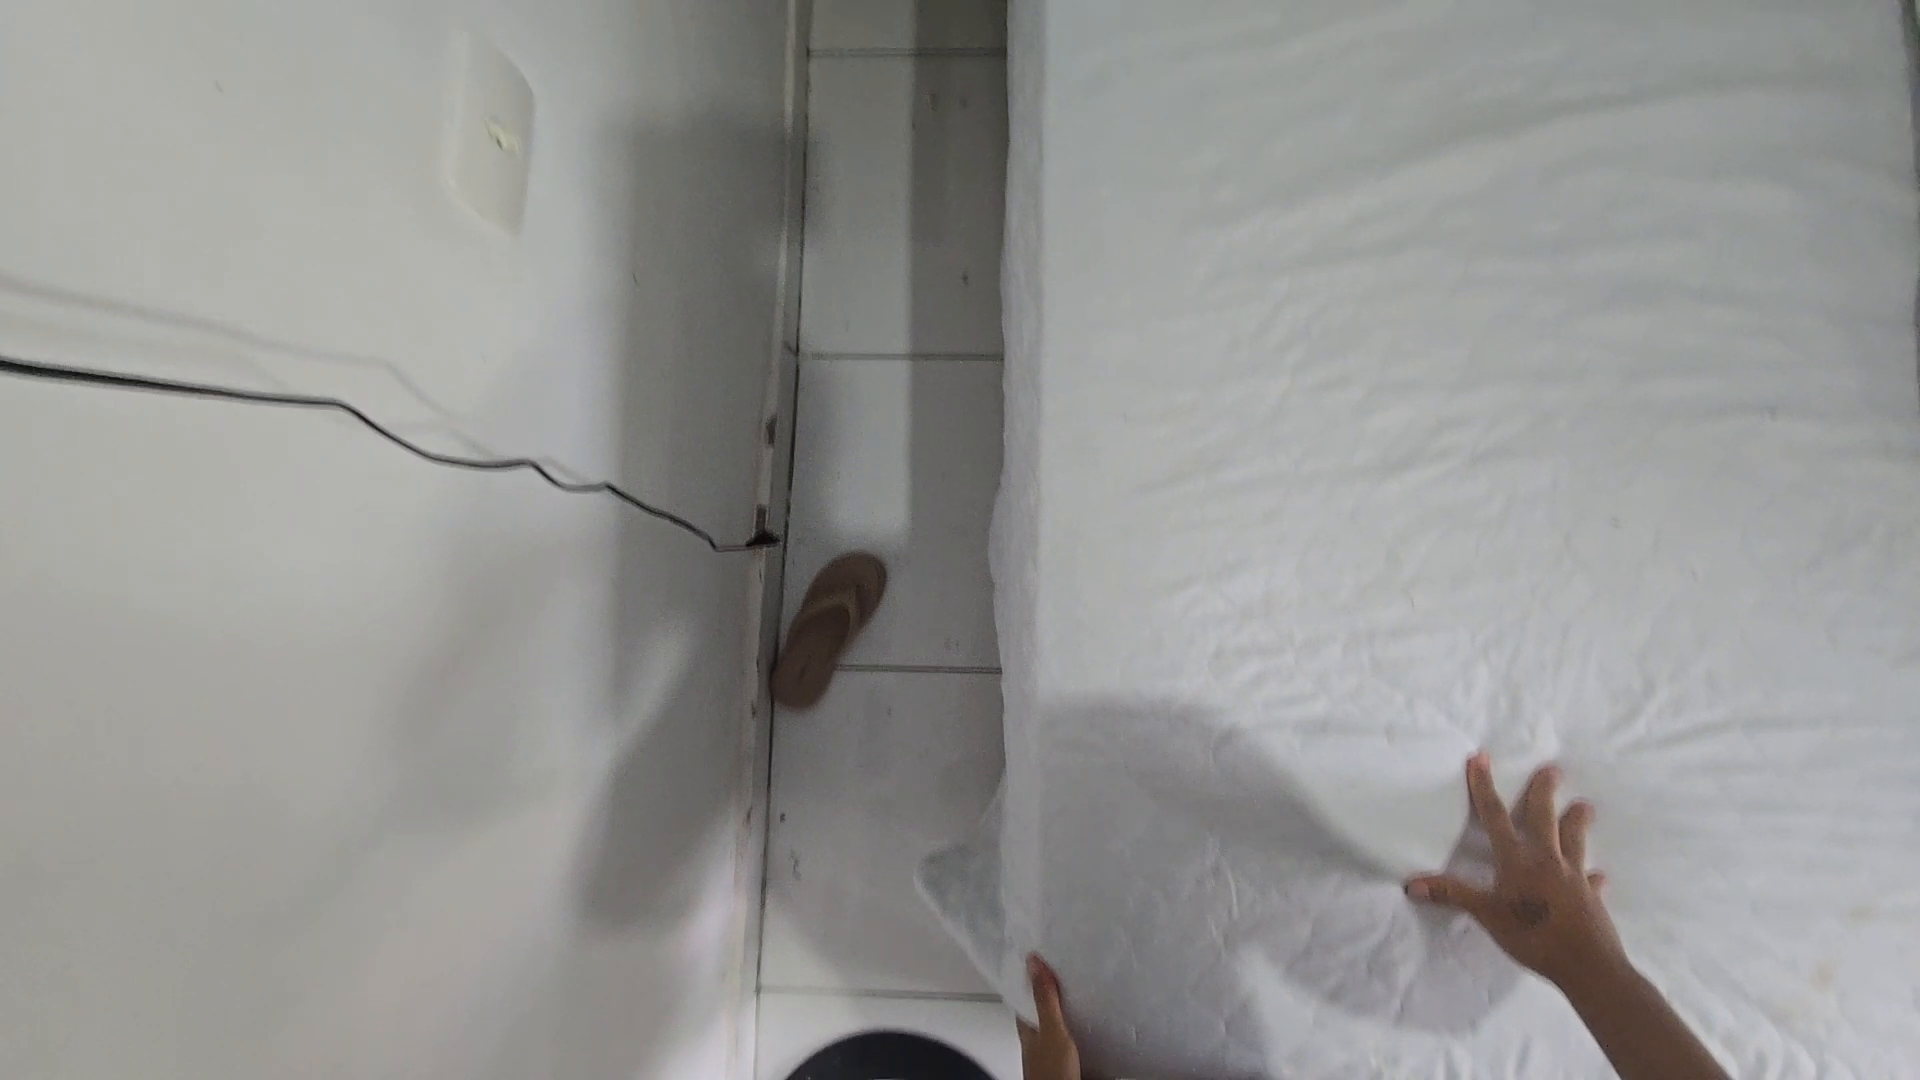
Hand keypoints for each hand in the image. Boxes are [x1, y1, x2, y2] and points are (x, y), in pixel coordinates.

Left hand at [1019, 955, 1089, 1079]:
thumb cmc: (1051, 1074)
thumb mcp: (1050, 1030)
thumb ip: (1044, 998)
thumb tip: (1032, 960)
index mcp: (1028, 1028)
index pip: (1026, 994)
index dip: (1032, 975)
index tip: (1042, 954)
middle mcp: (1039, 1038)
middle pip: (1045, 1009)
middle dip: (1057, 991)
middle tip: (1070, 967)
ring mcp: (1055, 1052)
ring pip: (1063, 1023)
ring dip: (1074, 1009)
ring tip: (1090, 989)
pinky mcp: (1072, 1064)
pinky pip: (1079, 1038)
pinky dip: (1087, 1029)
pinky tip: (1100, 1024)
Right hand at [1405, 754, 1628, 989]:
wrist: (1590, 970)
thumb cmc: (1534, 935)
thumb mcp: (1486, 914)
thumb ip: (1451, 894)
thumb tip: (1410, 884)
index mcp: (1518, 860)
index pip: (1495, 816)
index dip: (1484, 786)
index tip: (1480, 758)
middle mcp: (1547, 862)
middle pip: (1543, 819)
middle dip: (1544, 793)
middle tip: (1553, 769)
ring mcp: (1574, 880)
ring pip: (1574, 843)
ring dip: (1577, 823)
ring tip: (1585, 806)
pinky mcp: (1593, 901)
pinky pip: (1592, 884)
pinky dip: (1593, 877)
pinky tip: (1599, 875)